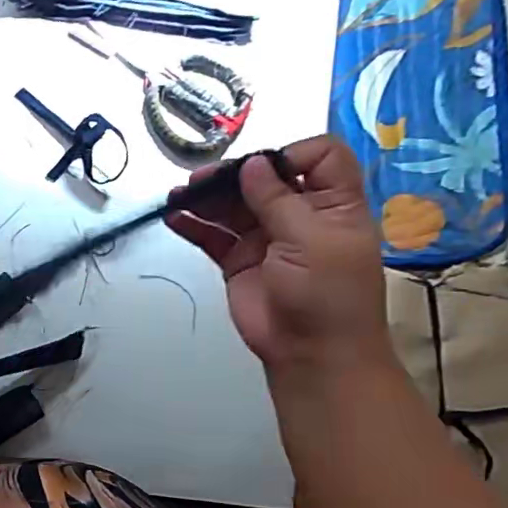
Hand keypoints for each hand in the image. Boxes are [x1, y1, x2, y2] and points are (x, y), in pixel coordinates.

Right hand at [165, 136, 393, 384]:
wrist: (311, 352)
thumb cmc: (326, 293)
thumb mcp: (309, 239)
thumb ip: (276, 199)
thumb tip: (252, 164)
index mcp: (333, 202)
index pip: (318, 157)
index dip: (290, 154)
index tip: (259, 168)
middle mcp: (299, 214)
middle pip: (263, 179)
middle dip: (233, 176)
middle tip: (201, 180)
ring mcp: (265, 238)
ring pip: (233, 206)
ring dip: (207, 198)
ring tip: (179, 195)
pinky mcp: (239, 261)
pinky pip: (213, 236)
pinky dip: (194, 226)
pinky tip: (174, 218)